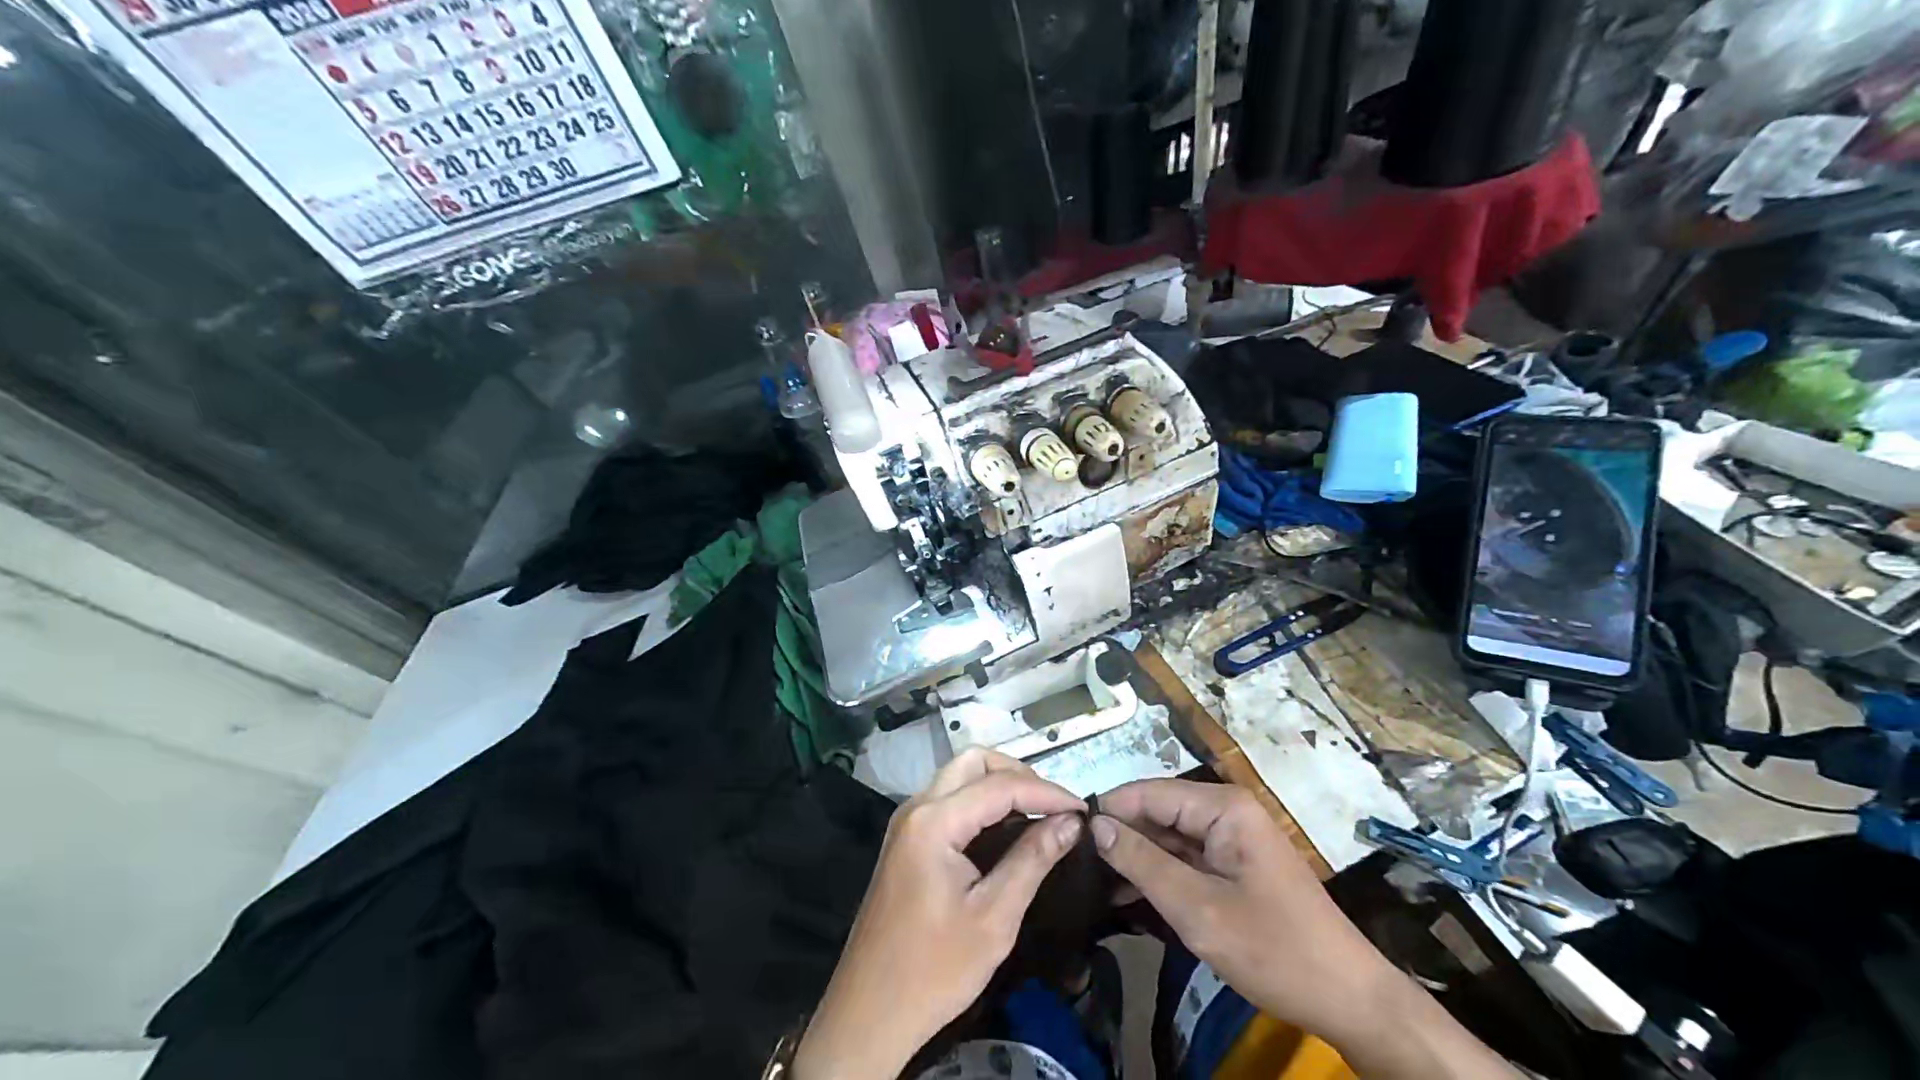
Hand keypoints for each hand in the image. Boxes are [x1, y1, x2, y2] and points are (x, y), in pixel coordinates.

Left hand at [791, 749, 1084, 1079]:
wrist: (871, 1010)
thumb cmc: (935, 969)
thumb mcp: (994, 917)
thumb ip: (1032, 860)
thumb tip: (1070, 822)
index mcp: (933, 822)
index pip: (999, 785)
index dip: (1047, 792)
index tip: (1084, 809)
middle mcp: (916, 808)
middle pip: (973, 761)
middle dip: (1018, 773)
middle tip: (1054, 807)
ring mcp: (907, 822)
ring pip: (958, 775)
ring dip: (999, 783)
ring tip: (1038, 813)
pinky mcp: (906, 839)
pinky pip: (948, 798)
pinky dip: (980, 800)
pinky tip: (1006, 827)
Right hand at [1092, 780, 1517, 1078]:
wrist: (1349, 999)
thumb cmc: (1273, 948)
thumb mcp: (1197, 908)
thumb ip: (1142, 861)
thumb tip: (1094, 825)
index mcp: (1223, 807)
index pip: (1148, 792)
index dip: (1108, 811)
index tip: (1068, 835)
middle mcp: (1227, 811)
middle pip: (1158, 811)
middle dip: (1121, 836)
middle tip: (1077, 866)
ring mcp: (1233, 839)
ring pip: (1168, 836)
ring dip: (1137, 859)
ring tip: (1093, 883)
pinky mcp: (1235, 865)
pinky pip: (1186, 858)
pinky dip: (1159, 875)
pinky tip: (1127, 896)